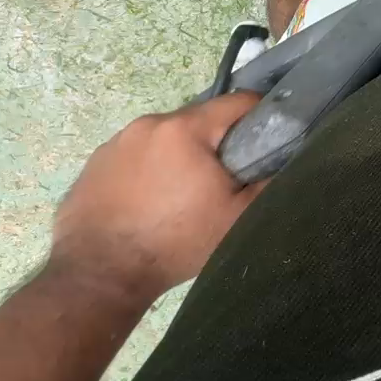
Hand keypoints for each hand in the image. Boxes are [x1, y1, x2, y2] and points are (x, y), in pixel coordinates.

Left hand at [47, 92, 264, 305]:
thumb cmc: (175, 243)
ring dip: (184, 154)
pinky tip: (154, 201)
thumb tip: (287, 159)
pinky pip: (138, 154)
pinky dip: (152, 168)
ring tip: (187, 192)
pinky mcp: (93, 164)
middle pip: (201, 119)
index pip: (238, 101)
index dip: (263, 116)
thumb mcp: (239, 217)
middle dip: (220, 141)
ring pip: (168, 137)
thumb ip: (271, 181)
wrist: (96, 279)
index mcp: (184, 129)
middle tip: (228, 177)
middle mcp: (147, 125)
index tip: (271, 140)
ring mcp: (114, 143)